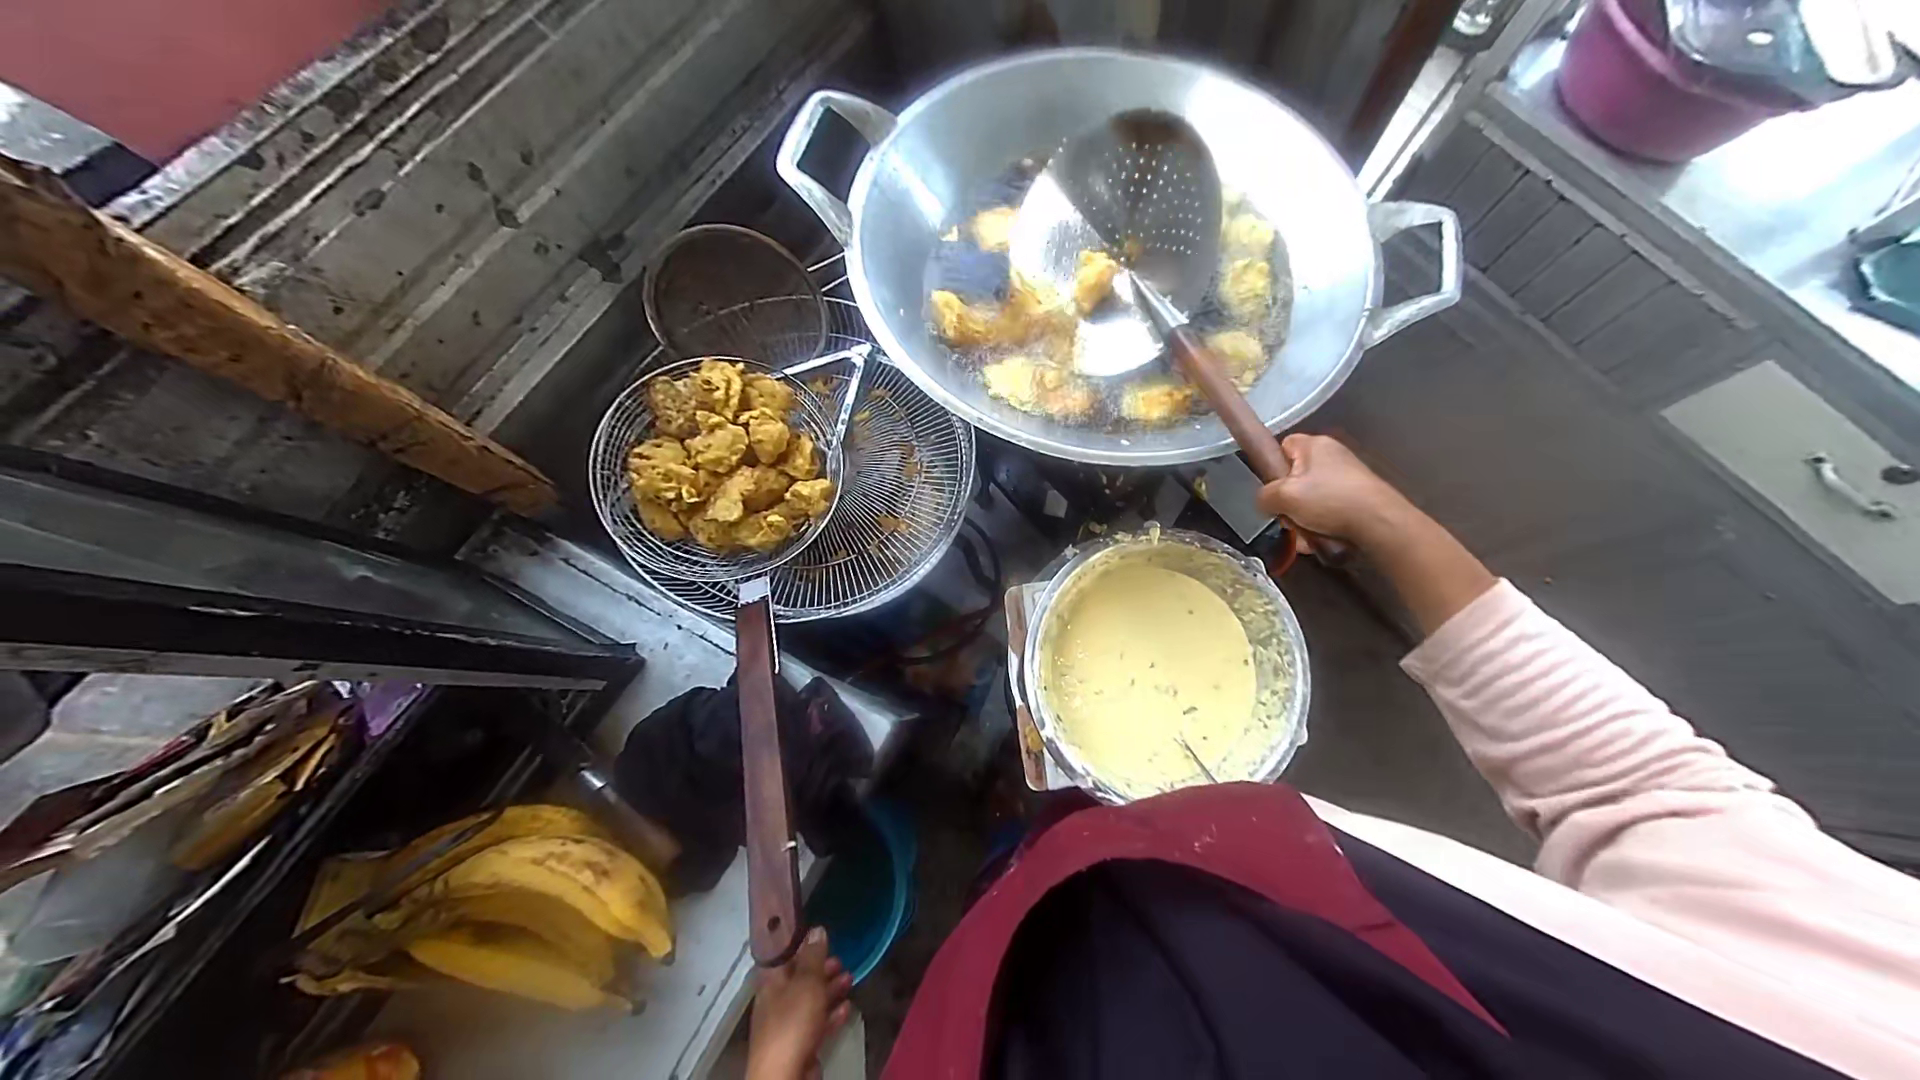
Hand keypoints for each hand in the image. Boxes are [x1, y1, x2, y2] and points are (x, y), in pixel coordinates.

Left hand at [747, 928, 854, 1079]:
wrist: (786, 1078)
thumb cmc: (793, 1022)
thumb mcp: (807, 982)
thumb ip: (813, 956)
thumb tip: (816, 929)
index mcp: (771, 982)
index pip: (783, 954)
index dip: (801, 943)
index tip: (822, 935)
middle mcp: (776, 1001)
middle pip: (799, 978)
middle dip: (821, 968)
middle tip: (841, 960)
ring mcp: (787, 1026)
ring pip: (810, 1000)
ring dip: (830, 989)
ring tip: (850, 980)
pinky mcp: (800, 1046)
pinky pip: (817, 1023)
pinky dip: (831, 1014)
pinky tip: (847, 1008)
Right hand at [1255, 434, 1417, 547]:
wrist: (1380, 523)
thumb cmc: (1329, 501)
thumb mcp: (1282, 497)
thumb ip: (1263, 496)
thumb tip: (1266, 503)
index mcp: (1314, 444)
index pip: (1282, 446)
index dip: (1273, 467)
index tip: (1273, 488)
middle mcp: (1333, 455)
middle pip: (1295, 475)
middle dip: (1287, 499)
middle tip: (1288, 514)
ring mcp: (1348, 476)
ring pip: (1310, 496)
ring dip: (1302, 516)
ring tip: (1305, 532)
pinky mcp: (1359, 496)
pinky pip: (1327, 508)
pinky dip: (1320, 523)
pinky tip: (1319, 537)